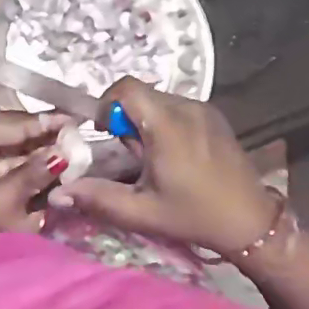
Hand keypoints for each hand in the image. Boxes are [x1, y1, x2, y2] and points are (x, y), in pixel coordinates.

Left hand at [0, 108, 70, 270]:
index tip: (82, 124)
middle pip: (15, 137)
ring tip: (68, 169)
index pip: (18, 122)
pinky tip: (41, 186)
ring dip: (33, 165)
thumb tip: (64, 158)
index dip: (51, 124)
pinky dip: (17, 179)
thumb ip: (28, 180)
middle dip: (46, 146)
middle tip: (80, 151)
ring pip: (8, 156)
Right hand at [49, 79, 277, 254]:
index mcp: (167, 125)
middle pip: (142, 94)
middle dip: (126, 118)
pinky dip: (166, 122)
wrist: (250, 220)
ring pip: (160, 100)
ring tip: (154, 160)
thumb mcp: (143, 212)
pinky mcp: (215, 116)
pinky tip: (176, 156)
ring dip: (146, 121)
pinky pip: (179, 107)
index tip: (105, 133)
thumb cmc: (194, 215)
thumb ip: (99, 198)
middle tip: (131, 156)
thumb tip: (58, 191)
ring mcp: (204, 109)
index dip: (108, 103)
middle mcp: (186, 107)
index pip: (127, 88)